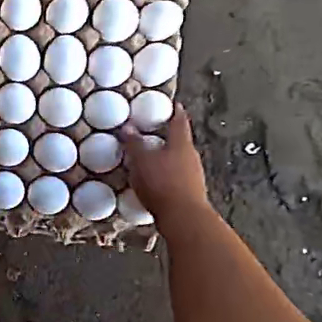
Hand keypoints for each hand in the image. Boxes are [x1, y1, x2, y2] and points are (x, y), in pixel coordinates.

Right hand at [118, 105, 209, 225]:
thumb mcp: (141, 161)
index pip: (179, 121)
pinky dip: (166, 175)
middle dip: (167, 138)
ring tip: (150, 161)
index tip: (174, 104)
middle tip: (153, 134)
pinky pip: (176, 177)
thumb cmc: (162, 183)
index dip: (175, 111)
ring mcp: (193, 176)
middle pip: (180, 142)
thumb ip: (133, 144)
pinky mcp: (190, 193)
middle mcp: (191, 157)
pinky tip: (155, 183)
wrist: (183, 218)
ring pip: (179, 161)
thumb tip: (127, 128)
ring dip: (166, 158)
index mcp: (181, 144)